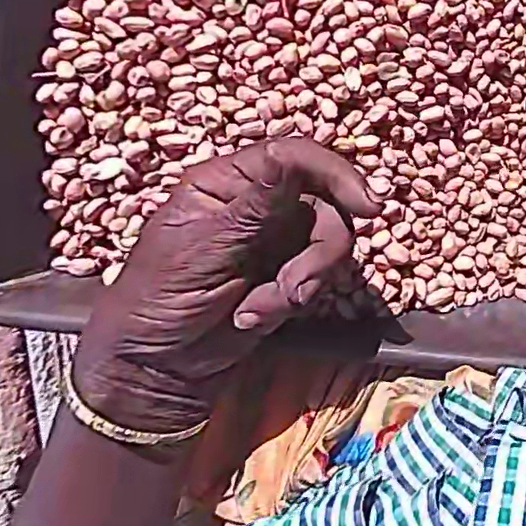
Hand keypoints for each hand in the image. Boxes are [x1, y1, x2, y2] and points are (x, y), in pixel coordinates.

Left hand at [72, 138, 380, 434]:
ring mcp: (279, 234)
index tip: (370, 207)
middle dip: (321, 249)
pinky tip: (258, 315)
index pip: (294, 157)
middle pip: (327, 201)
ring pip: (332, 239)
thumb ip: (254, 206)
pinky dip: (296, 298)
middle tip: (297, 287)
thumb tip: (289, 156)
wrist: (156, 369)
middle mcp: (262, 200)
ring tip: (265, 307)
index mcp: (229, 181)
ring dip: (306, 278)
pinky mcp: (292, 267)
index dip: (337, 174)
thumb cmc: (157, 299)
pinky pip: (322, 273)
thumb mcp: (203, 250)